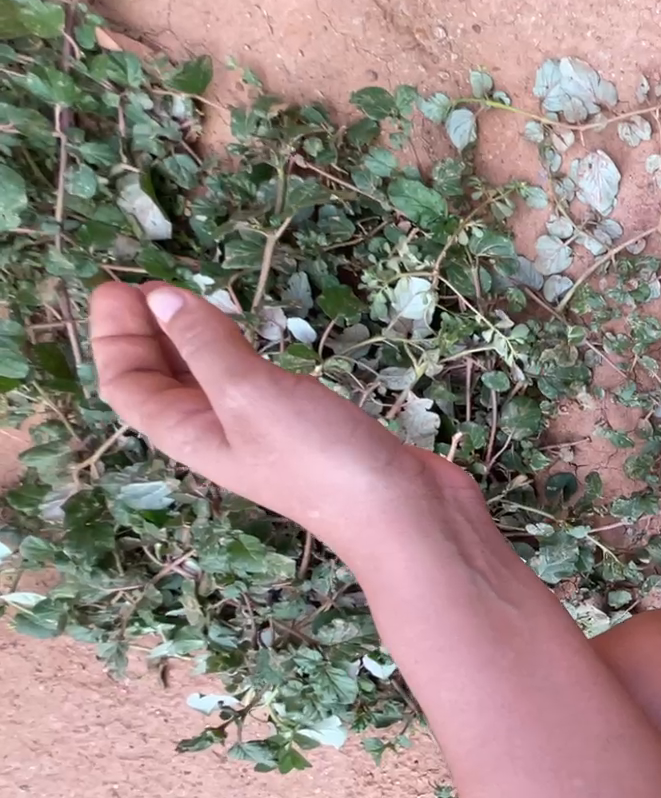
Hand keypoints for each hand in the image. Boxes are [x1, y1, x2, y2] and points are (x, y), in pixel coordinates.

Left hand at [90, 281, 473, 559]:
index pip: (129, 381)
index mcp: (191, 432)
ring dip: (210, 347)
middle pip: (171, 383)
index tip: (124, 285)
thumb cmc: (320, 458)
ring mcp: (277, 437)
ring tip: (215, 311)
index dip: (118, 334)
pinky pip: (272, 393)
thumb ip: (207, 344)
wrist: (405, 512)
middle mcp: (226, 436)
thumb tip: (164, 299)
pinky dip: (262, 365)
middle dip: (158, 336)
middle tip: (163, 290)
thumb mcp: (251, 393)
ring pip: (224, 386)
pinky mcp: (323, 435)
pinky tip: (278, 354)